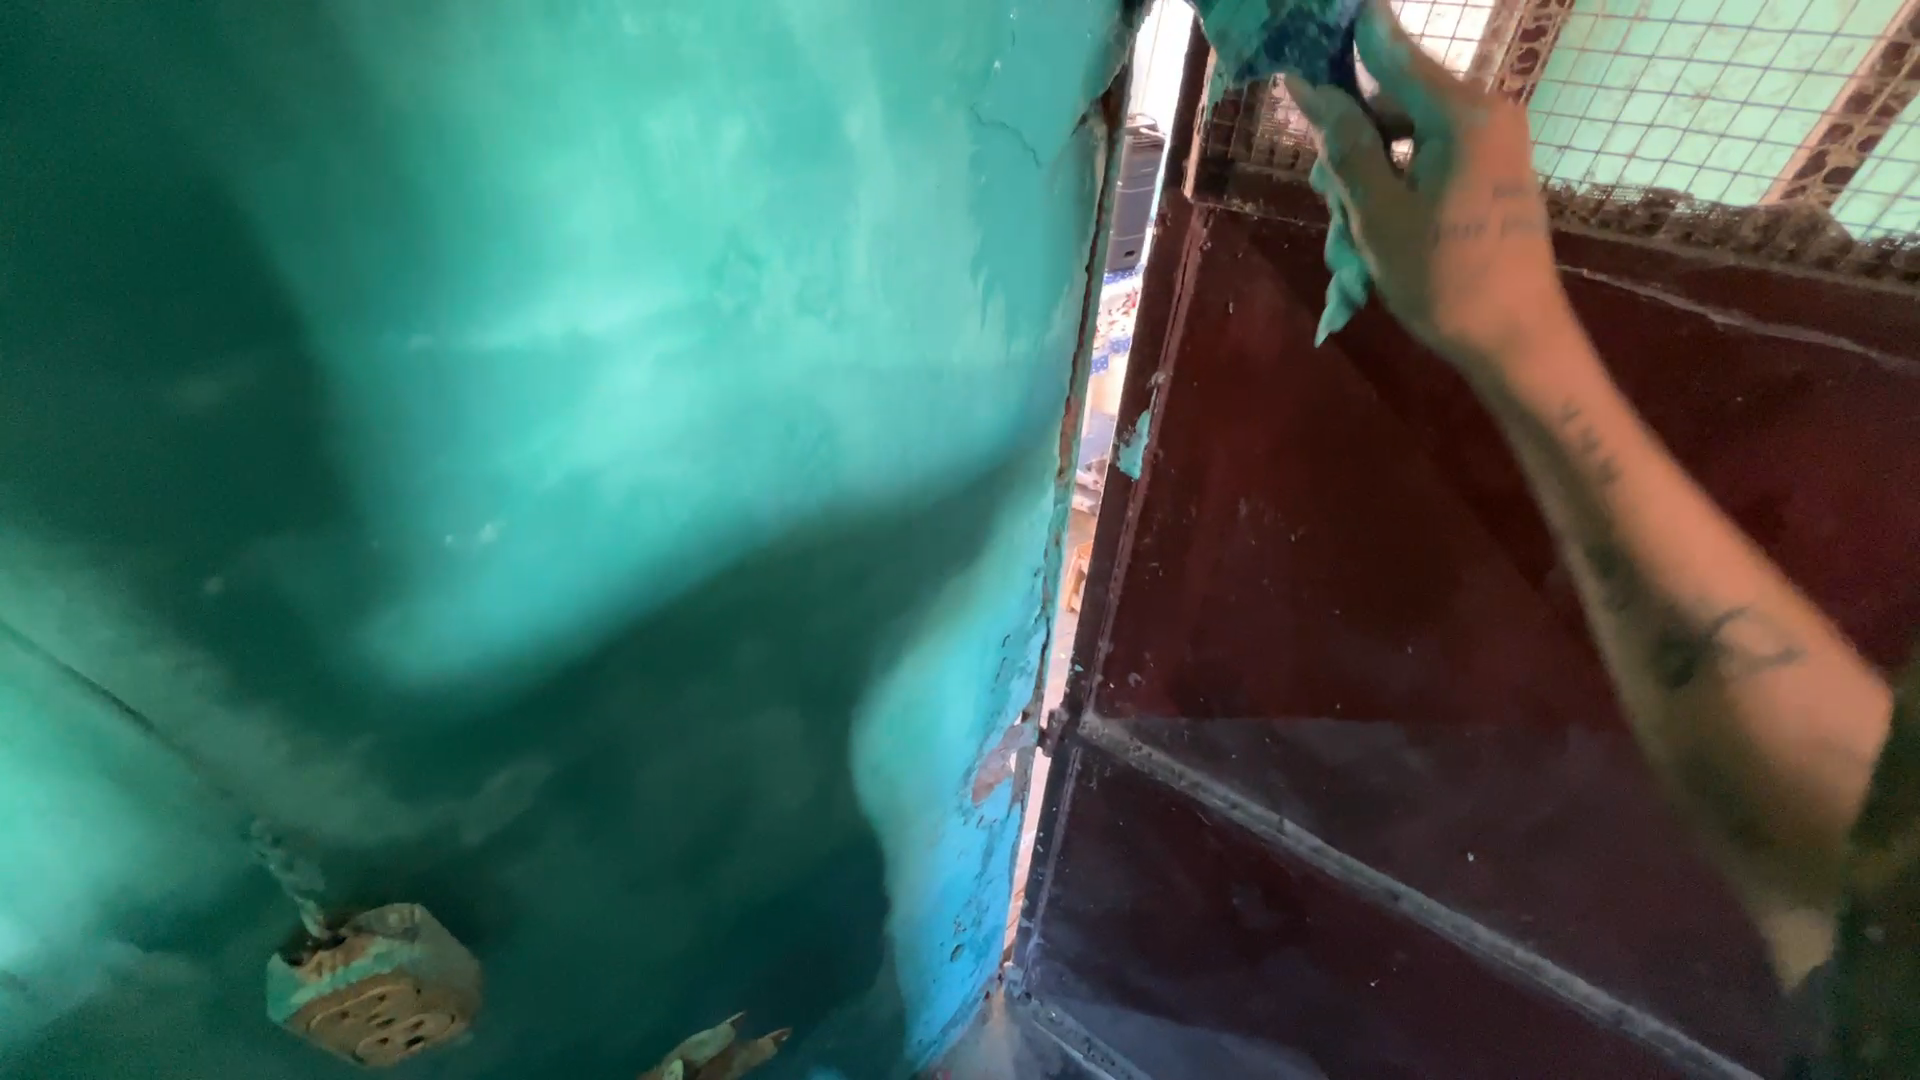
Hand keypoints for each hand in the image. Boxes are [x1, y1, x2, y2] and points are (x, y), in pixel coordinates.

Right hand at [1284, 0, 1576, 376]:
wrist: (1512, 337)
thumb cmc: (1442, 278)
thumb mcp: (1378, 215)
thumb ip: (1346, 147)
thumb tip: (1312, 87)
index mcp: (1463, 114)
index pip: (1393, 55)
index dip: (1346, 44)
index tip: (1308, 35)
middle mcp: (1480, 118)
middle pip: (1387, 114)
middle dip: (1347, 164)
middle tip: (1332, 215)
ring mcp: (1483, 151)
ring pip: (1395, 153)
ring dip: (1361, 199)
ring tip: (1353, 258)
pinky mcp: (1480, 181)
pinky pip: (1416, 177)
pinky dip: (1386, 209)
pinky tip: (1371, 253)